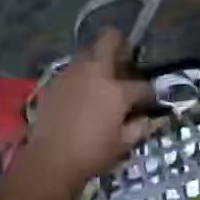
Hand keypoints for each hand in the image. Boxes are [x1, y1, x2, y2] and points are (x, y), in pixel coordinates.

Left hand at [20, 29, 157, 186]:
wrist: (51, 159)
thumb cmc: (92, 154)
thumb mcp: (123, 145)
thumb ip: (138, 128)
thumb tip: (143, 119)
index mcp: (117, 91)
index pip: (141, 86)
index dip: (149, 94)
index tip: (148, 101)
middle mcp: (94, 73)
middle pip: (108, 40)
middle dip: (119, 43)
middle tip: (123, 60)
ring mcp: (70, 75)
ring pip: (86, 53)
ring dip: (96, 61)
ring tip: (99, 81)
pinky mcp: (52, 83)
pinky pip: (70, 72)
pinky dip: (78, 78)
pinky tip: (78, 95)